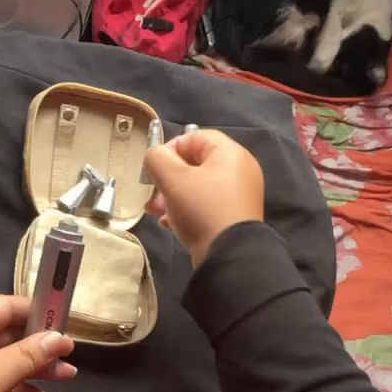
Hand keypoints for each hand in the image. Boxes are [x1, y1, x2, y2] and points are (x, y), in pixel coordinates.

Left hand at [0, 295, 77, 391]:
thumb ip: (29, 355)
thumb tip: (60, 339)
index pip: (3, 307)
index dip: (35, 311)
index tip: (63, 320)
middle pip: (9, 335)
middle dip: (41, 345)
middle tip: (70, 353)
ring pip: (8, 361)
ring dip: (38, 369)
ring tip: (69, 376)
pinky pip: (1, 382)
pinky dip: (23, 389)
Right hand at [143, 128, 264, 264]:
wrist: (228, 254)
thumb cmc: (201, 209)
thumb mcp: (173, 179)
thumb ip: (157, 159)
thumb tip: (154, 156)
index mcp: (229, 153)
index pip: (194, 137)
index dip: (169, 149)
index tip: (153, 169)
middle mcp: (239, 169)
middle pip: (195, 164)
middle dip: (167, 179)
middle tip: (152, 197)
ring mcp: (239, 195)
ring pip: (198, 187)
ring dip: (173, 197)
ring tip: (157, 213)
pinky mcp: (235, 216)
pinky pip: (207, 205)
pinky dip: (187, 210)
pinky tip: (171, 224)